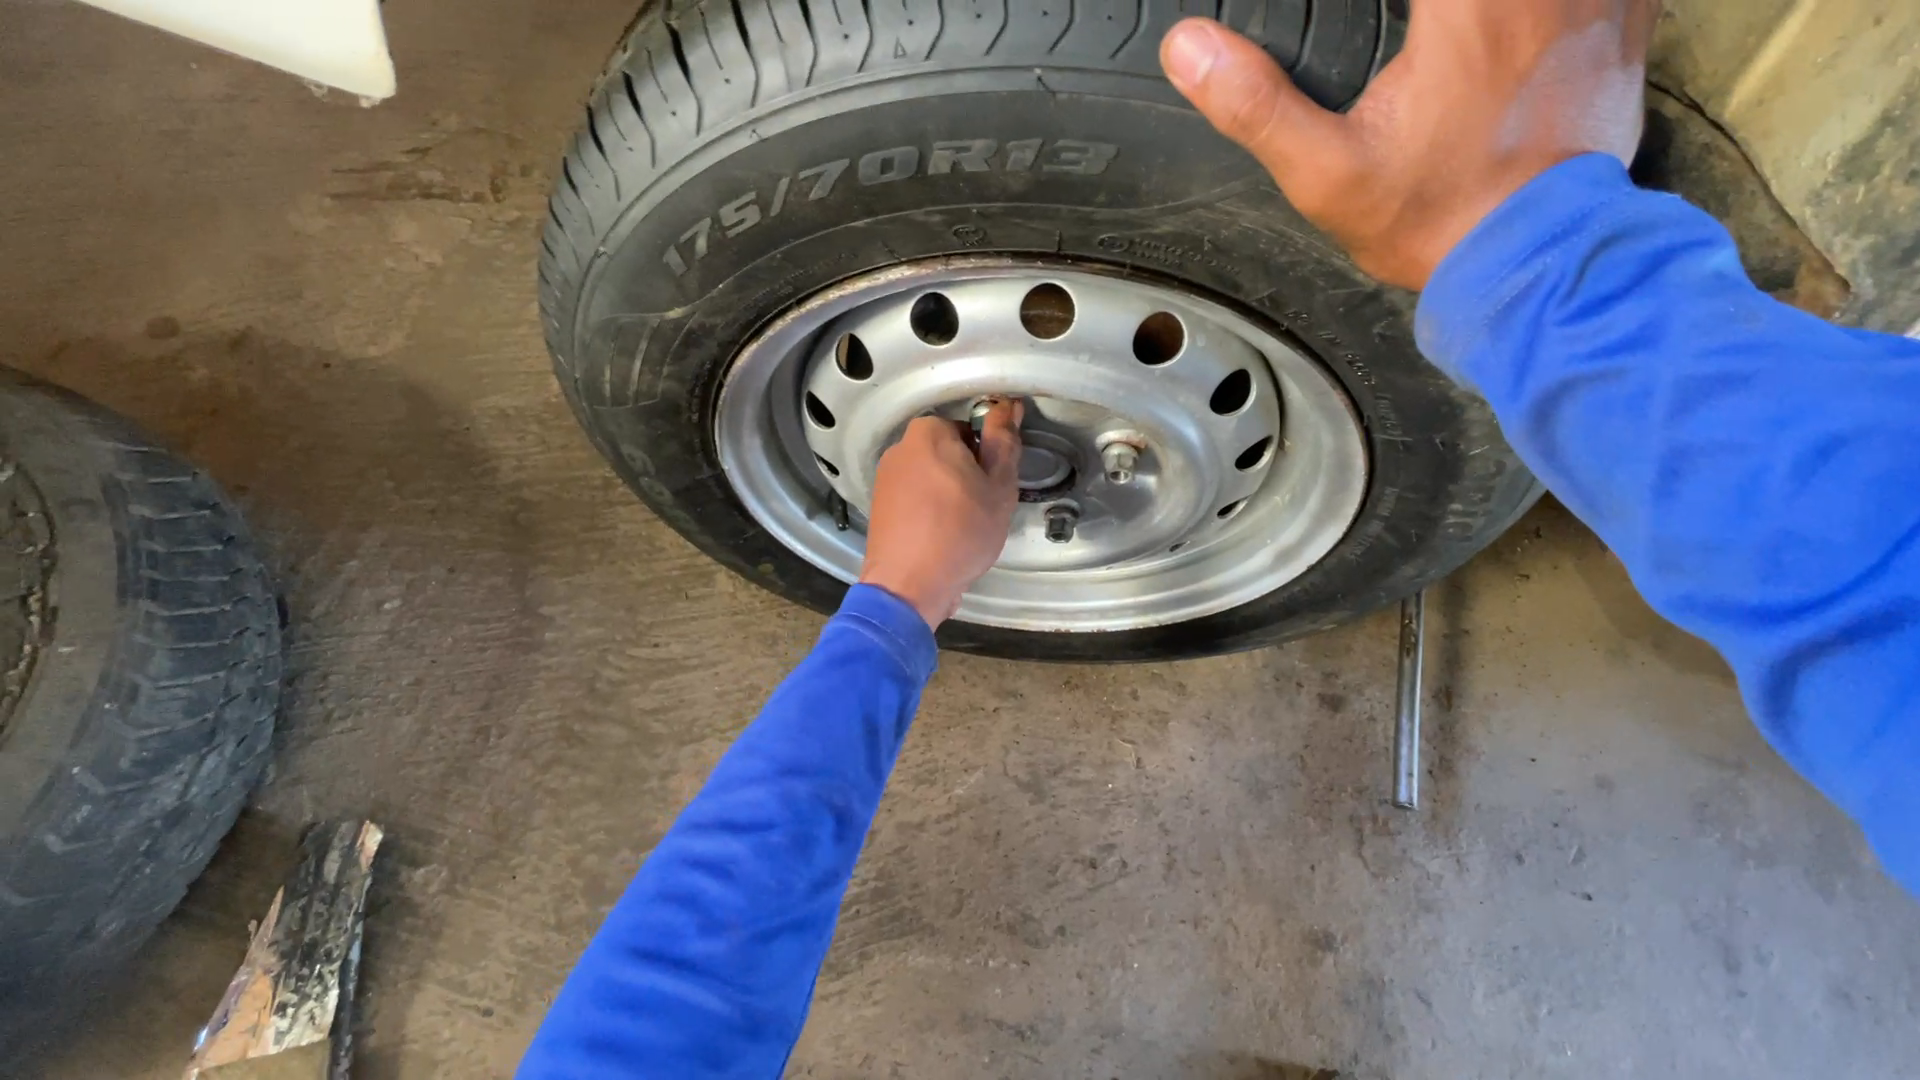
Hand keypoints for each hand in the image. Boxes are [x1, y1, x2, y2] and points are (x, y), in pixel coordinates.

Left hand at [859, 399, 1023, 629]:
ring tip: (960, 528)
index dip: (989, 459)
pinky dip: (930, 512)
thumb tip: (1009, 407)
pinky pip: (916, 499)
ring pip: (933, 478)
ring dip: (949, 496)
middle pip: (950, 454)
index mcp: (928, 432)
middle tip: (981, 509)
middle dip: (967, 476)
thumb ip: (1005, 442)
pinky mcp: (879, 505)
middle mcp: (900, 447)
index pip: (972, 430)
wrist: (908, 586)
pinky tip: (940, 537)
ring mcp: (885, 477)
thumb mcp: (998, 486)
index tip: (993, 487)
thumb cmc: (960, 533)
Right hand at [1161, 2, 1657, 288]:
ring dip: (1471, 6)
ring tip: (1442, 40)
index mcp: (1461, 1)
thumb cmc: (1428, 218)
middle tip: (1395, 28)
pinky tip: (1502, 31)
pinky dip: (1543, 6)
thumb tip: (1185, 46)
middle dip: (1411, 7)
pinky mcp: (1631, 13)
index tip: (1351, 19)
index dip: (1359, 1)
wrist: (1531, 262)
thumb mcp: (1324, 173)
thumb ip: (1257, 104)